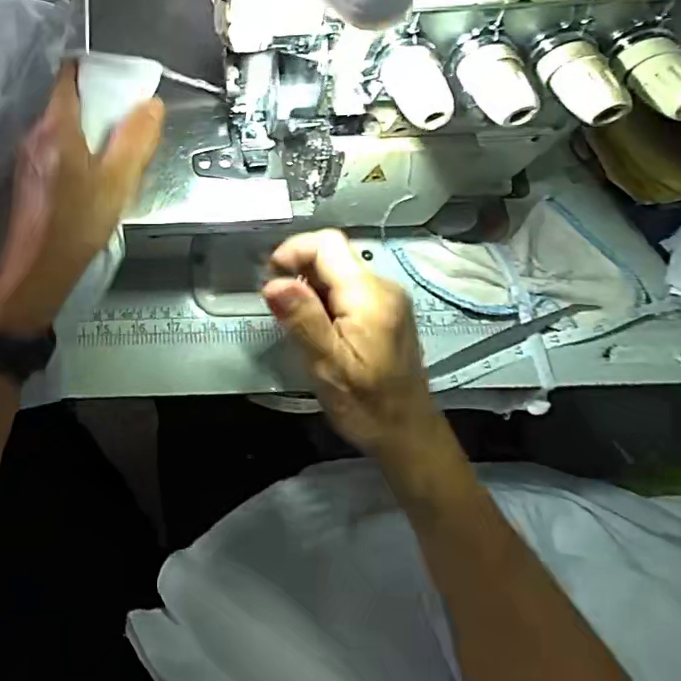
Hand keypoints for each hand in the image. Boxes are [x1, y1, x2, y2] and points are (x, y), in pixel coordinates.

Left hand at [0, 62, 163, 337]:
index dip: (95, 70)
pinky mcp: (27, 175)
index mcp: (56, 127)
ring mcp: (27, 155)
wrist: (37, 272)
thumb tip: (151, 103)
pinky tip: (94, 169)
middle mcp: (34, 134)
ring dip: (88, 127)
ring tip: (115, 144)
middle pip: (67, 100)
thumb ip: (136, 138)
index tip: (119, 79)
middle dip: (98, 102)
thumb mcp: (118, 181)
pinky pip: (55, 145)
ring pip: (62, 124)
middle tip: (127, 116)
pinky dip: (76, 146)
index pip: (69, 76)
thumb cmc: (76, 225)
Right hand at [261, 230, 450, 462]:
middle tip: (280, 307)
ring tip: (297, 322)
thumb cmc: (367, 407)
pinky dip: (326, 297)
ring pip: (340, 270)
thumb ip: (303, 319)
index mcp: (370, 295)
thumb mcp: (328, 366)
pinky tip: (319, 328)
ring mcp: (388, 298)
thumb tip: (274, 282)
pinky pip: (350, 288)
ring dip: (311, 285)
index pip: (327, 244)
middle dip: (300, 269)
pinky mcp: (386, 311)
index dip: (293, 250)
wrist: (409, 437)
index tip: (270, 279)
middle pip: (334, 253)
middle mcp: (383, 286)